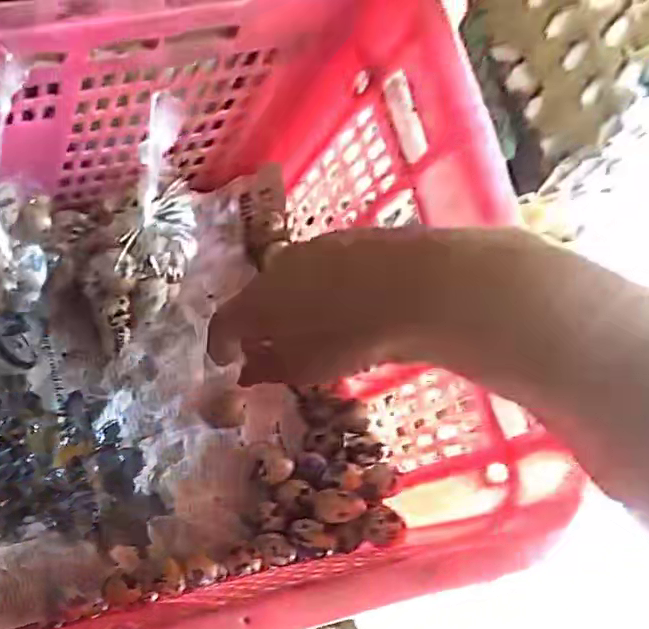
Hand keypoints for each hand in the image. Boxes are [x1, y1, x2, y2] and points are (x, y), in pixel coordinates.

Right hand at [209, 227, 548, 387]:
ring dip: (292, 305)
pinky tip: (345, 309)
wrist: (429, 286)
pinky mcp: (356, 238)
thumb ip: (266, 369)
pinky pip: (326, 271)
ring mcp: (318, 247)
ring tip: (309, 329)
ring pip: (291, 281)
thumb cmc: (348, 337)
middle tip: (268, 349)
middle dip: (258, 324)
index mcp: (255, 300)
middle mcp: (278, 267)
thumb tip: (246, 370)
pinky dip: (324, 291)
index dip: (220, 347)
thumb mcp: (300, 369)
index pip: (223, 323)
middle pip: (256, 298)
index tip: (225, 364)